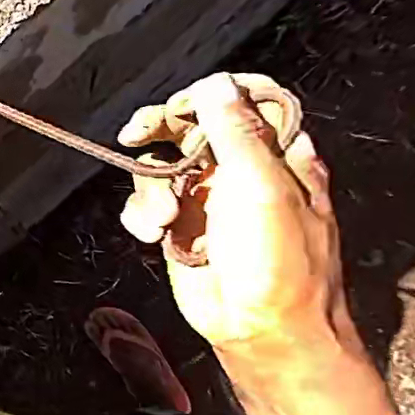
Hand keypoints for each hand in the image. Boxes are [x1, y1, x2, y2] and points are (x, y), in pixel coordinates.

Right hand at [118, 72, 358, 363]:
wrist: (259, 330)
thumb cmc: (277, 263)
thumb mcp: (262, 188)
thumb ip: (237, 132)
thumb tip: (215, 84)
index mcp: (277, 154)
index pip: (245, 101)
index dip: (213, 95)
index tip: (186, 105)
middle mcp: (240, 171)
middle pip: (192, 126)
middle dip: (162, 127)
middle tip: (137, 132)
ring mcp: (206, 199)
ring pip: (161, 164)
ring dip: (150, 186)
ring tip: (161, 216)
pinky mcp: (179, 226)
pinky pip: (146, 203)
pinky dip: (141, 215)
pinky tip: (153, 233)